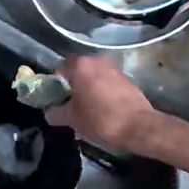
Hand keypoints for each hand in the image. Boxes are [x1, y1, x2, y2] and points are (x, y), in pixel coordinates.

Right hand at [47, 56, 164, 154]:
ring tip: (88, 109)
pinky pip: (107, 83)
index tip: (57, 100)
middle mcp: (97, 61)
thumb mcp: (72, 119)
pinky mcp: (127, 79)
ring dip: (88, 89)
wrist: (139, 127)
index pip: (60, 68)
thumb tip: (49, 112)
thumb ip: (56, 113)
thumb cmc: (101, 120)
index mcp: (81, 66)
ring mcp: (114, 69)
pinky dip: (102, 92)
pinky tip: (103, 109)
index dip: (56, 84)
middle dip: (73, 86)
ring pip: (94, 77)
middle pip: (78, 71)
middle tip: (71, 105)